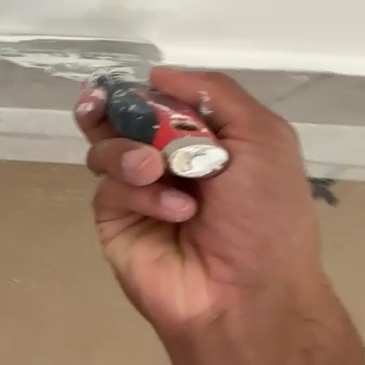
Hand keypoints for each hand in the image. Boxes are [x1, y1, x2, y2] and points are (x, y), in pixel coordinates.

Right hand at [75, 67, 325, 336]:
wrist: (248, 290)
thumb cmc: (267, 215)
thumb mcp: (264, 138)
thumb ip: (215, 94)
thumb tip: (157, 74)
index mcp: (203, 140)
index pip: (157, 102)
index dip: (136, 90)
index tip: (118, 83)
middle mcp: (163, 163)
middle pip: (117, 123)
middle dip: (106, 110)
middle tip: (97, 103)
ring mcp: (135, 194)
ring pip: (105, 151)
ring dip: (128, 153)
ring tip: (155, 171)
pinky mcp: (114, 222)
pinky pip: (109, 190)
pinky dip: (140, 194)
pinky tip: (174, 212)